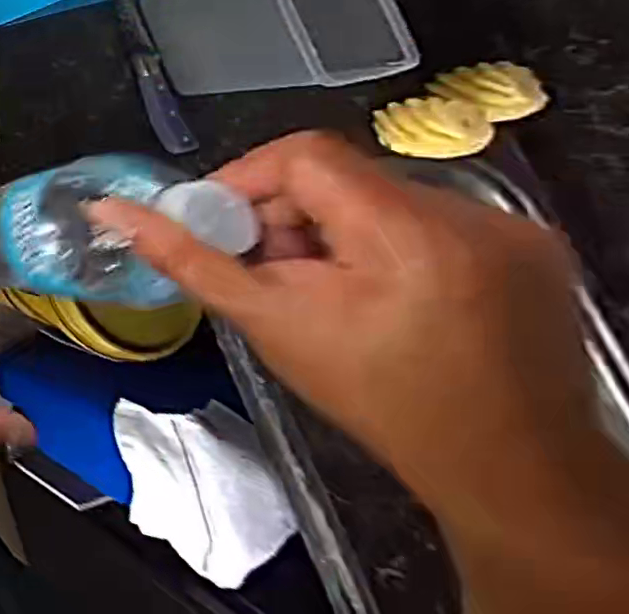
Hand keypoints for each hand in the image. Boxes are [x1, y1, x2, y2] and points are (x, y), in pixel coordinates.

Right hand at [87, 132, 594, 507]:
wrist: (510, 473)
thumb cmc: (376, 396)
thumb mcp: (263, 320)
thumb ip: (182, 255)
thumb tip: (108, 209)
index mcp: (409, 233)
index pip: (302, 155)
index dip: (245, 180)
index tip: (221, 226)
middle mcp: (469, 217)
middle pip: (332, 174)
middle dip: (279, 212)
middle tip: (263, 266)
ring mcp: (505, 231)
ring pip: (367, 191)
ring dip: (321, 226)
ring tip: (312, 282)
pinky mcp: (521, 247)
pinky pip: (412, 211)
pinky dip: (367, 237)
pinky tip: (362, 286)